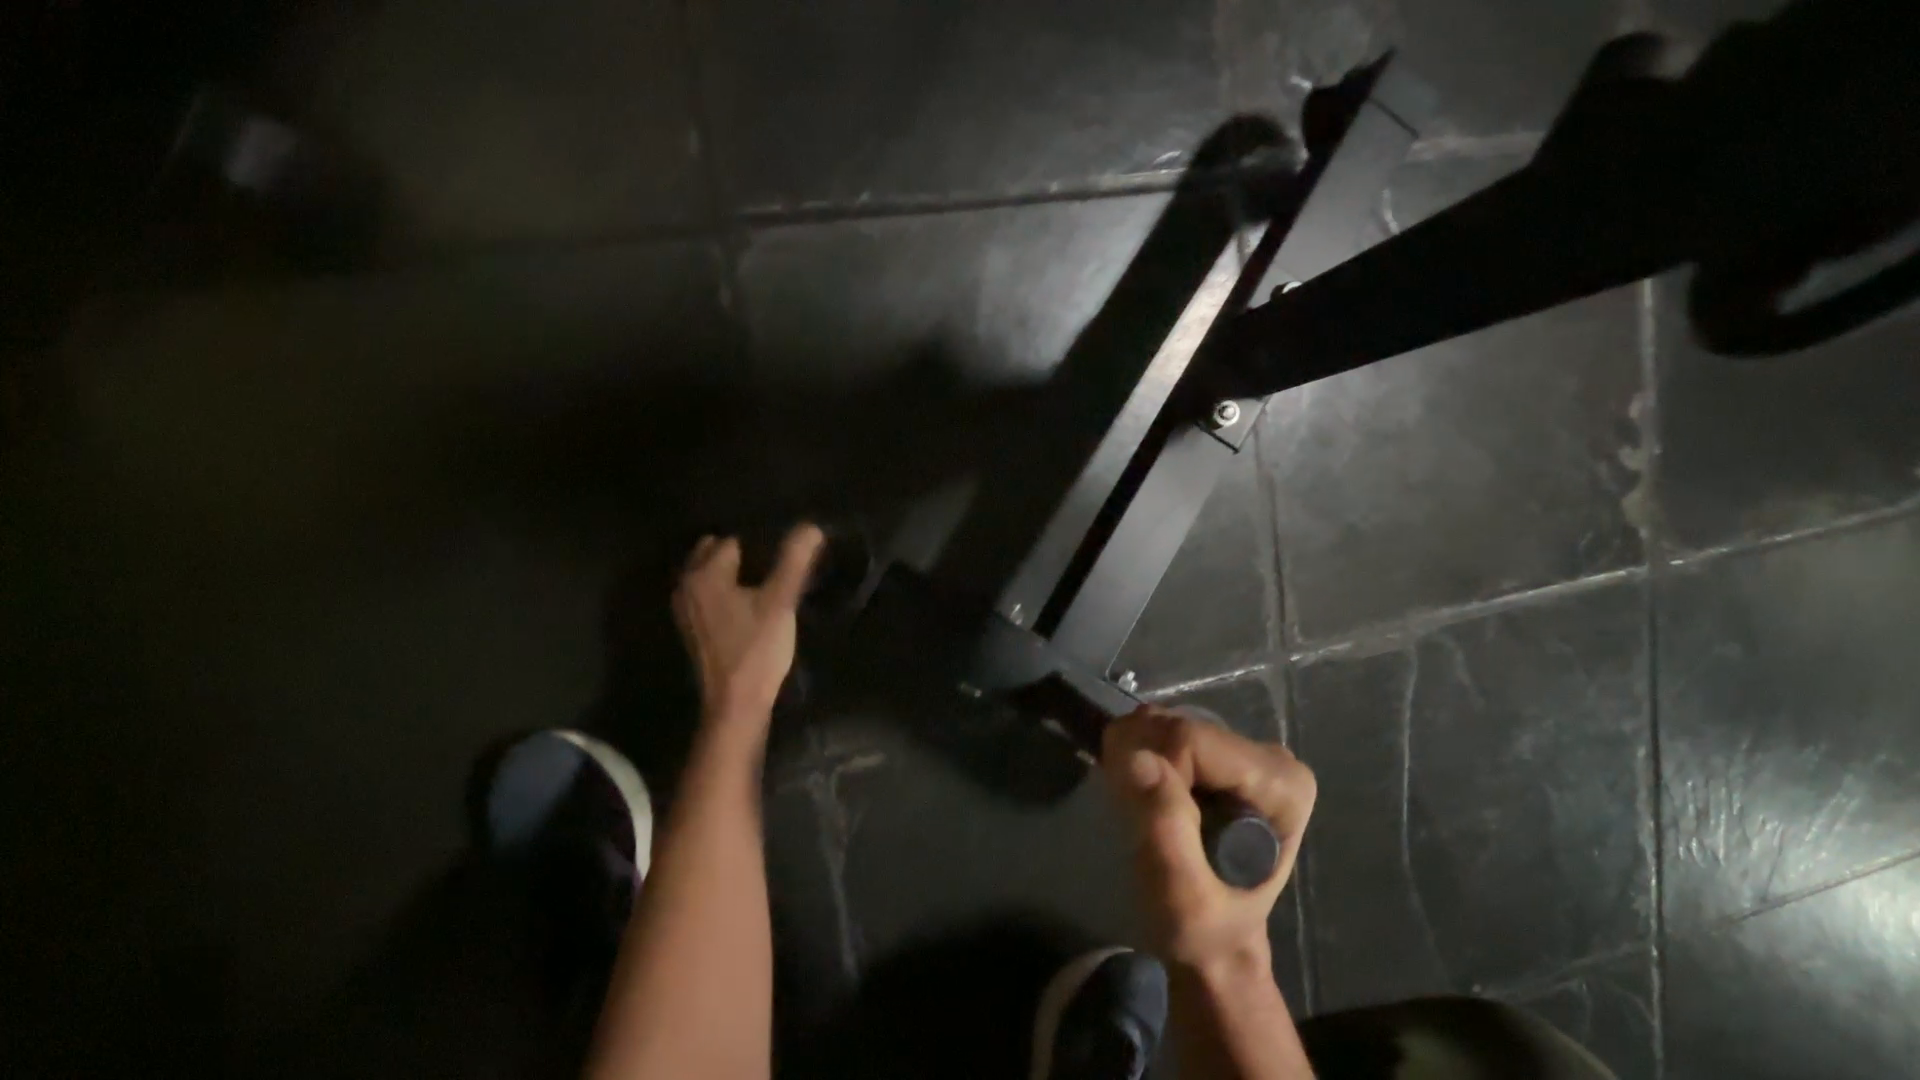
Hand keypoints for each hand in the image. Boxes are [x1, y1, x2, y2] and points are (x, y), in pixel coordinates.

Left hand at [672, 524, 825, 737]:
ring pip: (709, 575)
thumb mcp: (781, 602)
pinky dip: (725, 594)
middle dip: (742, 555)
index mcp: (705, 573)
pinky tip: (748, 608)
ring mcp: (685, 608)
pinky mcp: (691, 628)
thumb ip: (794, 560)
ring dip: (732, 575)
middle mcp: (686, 585)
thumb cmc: (757, 650)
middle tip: (774, 569)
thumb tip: (811, 526)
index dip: (761, 545)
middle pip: (715, 552)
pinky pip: (707, 596)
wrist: (735, 703)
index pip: (734, 540)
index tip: (783, 558)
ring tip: (764, 585)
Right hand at [1103, 706, 1315, 972]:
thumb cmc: (1202, 929)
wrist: (1212, 946)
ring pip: (1162, 724)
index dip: (1153, 775)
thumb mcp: (1180, 900)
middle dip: (1140, 765)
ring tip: (1141, 813)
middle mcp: (1272, 758)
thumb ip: (1165, 829)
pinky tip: (1146, 798)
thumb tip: (1137, 757)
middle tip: (1136, 818)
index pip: (1189, 741)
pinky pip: (1159, 732)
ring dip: (1135, 763)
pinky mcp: (1219, 752)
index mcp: (1281, 785)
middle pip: (1176, 727)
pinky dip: (1138, 760)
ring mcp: (1246, 751)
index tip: (1144, 821)